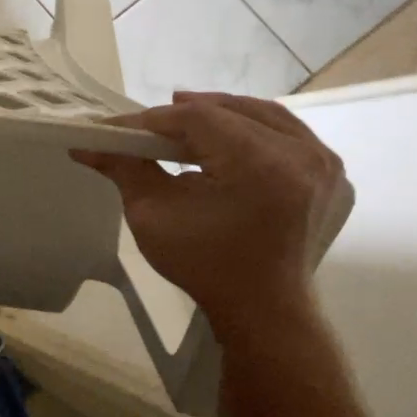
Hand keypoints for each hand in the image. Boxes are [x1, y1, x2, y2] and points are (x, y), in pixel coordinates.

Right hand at [71, 92, 346, 337]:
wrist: (263, 306)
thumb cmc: (202, 262)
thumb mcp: (151, 212)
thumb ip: (123, 167)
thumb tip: (84, 144)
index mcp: (260, 165)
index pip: (197, 118)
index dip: (151, 118)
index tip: (115, 128)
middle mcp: (301, 155)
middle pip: (230, 110)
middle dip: (183, 113)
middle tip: (147, 126)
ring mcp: (324, 164)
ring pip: (262, 114)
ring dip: (219, 113)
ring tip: (183, 122)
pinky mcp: (332, 175)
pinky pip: (289, 132)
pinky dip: (252, 126)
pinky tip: (226, 137)